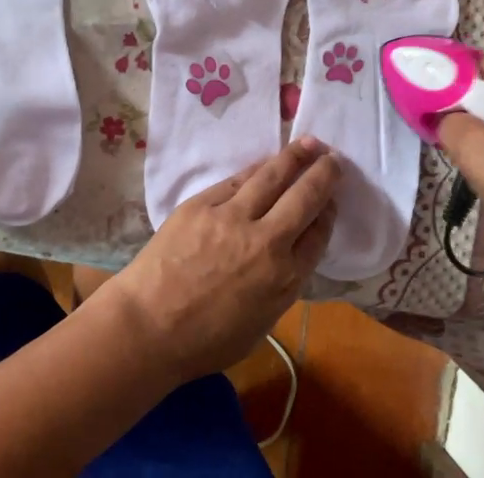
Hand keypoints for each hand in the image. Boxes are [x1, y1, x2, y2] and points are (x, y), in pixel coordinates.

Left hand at [90, 140, 338, 383]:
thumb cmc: (205, 340)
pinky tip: (264, 163)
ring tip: (308, 143)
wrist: (150, 325)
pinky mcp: (200, 204)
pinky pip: (235, 181)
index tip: (333, 198)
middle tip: (333, 159)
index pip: (317, 234)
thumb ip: (280, 284)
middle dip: (322, 176)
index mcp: (284, 278)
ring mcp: (230, 217)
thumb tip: (286, 256)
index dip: (328, 212)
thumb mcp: (261, 322)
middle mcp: (265, 241)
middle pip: (303, 198)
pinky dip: (255, 169)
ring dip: (292, 158)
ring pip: (270, 177)